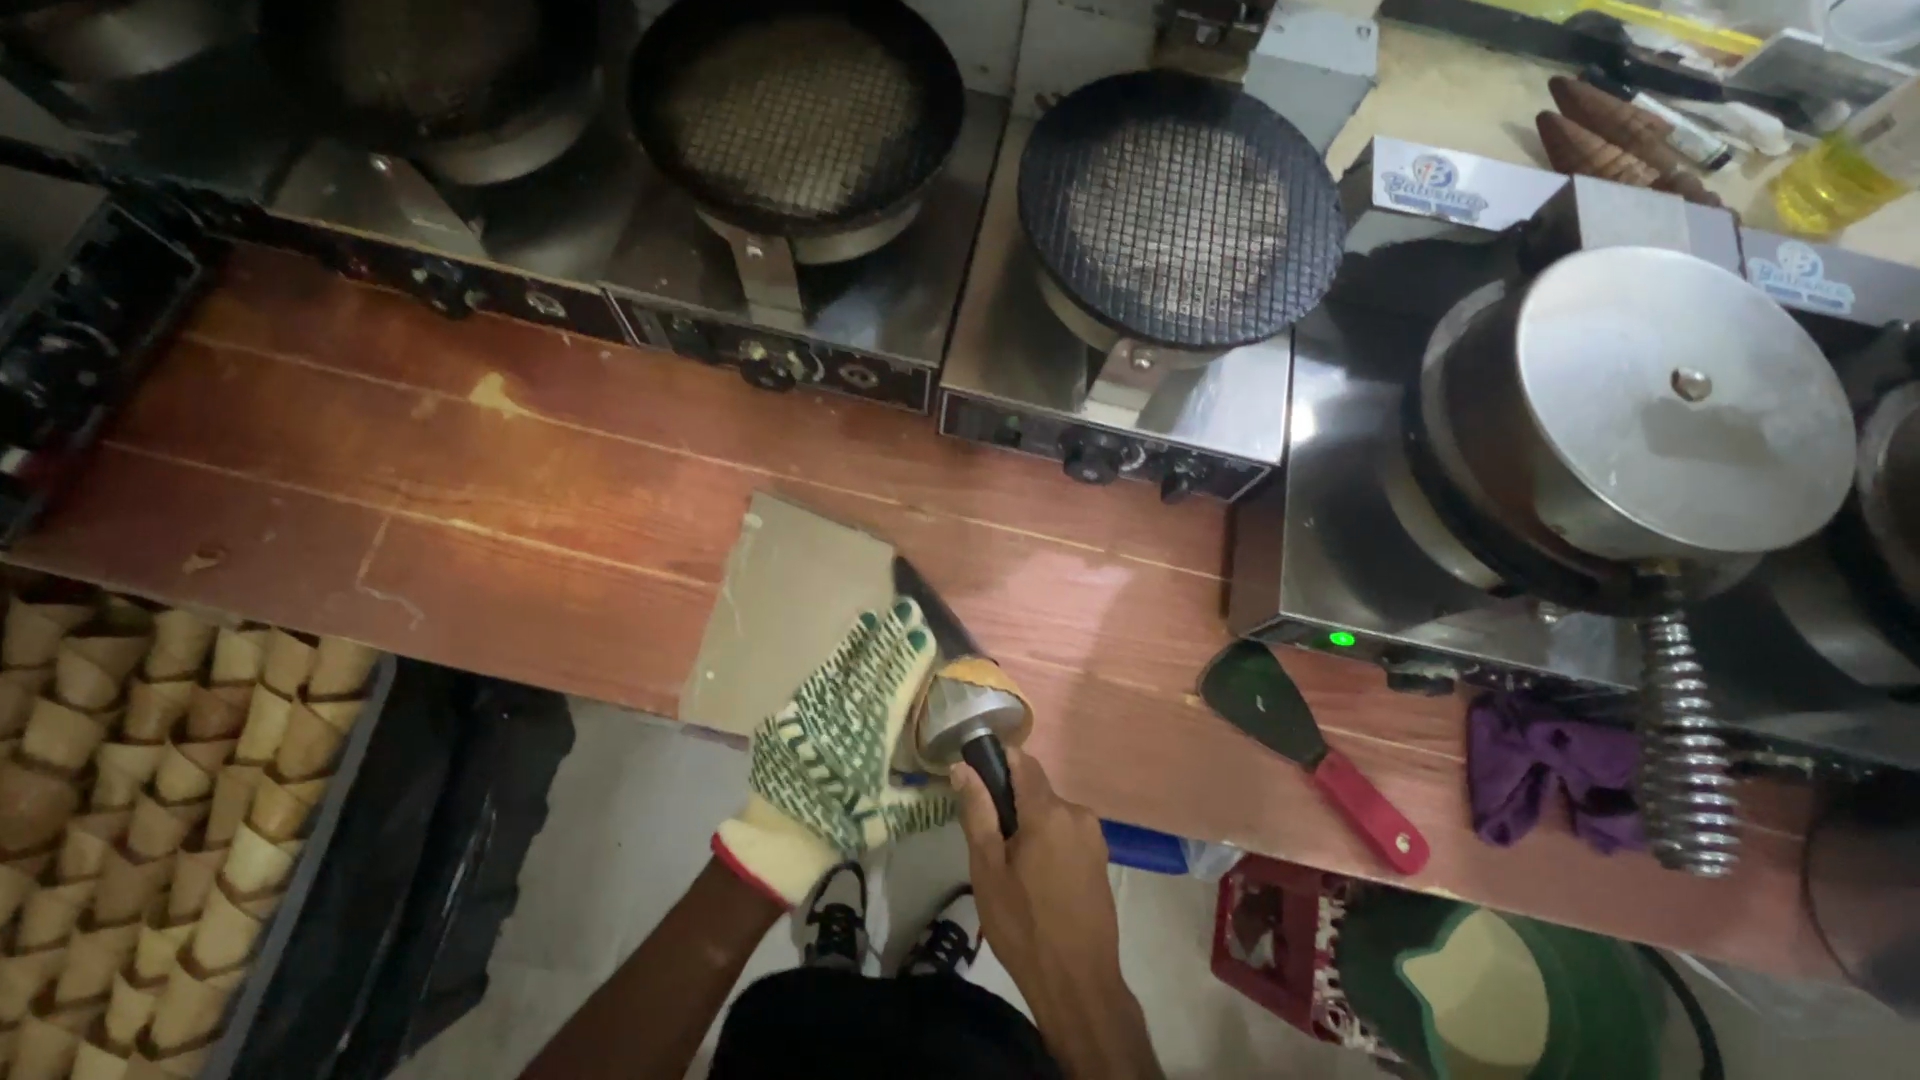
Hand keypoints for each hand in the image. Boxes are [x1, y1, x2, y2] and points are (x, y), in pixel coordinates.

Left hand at [713, 599, 945, 906]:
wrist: (780, 836)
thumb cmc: (842, 823)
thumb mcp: (893, 816)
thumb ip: (931, 798)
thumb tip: (963, 776)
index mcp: (870, 737)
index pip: (894, 688)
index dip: (909, 660)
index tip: (924, 634)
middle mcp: (842, 715)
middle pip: (869, 669)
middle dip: (890, 638)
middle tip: (906, 609)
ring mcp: (812, 711)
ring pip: (841, 667)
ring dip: (859, 641)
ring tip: (874, 617)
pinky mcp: (790, 716)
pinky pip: (816, 680)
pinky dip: (832, 661)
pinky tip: (841, 649)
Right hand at [953, 748, 1120, 993]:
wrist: (1078, 982)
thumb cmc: (1024, 925)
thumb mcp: (988, 869)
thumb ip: (978, 812)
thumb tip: (964, 768)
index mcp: (1050, 812)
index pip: (1023, 762)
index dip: (997, 763)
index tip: (975, 784)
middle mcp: (1078, 815)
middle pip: (1036, 792)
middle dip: (1010, 808)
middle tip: (989, 850)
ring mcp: (1094, 839)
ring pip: (1051, 816)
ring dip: (1029, 830)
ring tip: (1011, 874)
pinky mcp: (1101, 861)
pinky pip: (1066, 836)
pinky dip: (1048, 846)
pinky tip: (1036, 884)